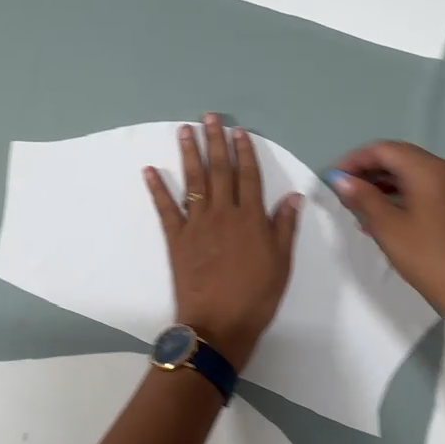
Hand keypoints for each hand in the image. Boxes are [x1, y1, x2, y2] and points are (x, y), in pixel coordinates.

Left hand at [144, 115, 301, 370]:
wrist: (219, 326)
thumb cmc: (256, 297)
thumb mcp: (281, 264)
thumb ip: (285, 227)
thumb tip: (294, 196)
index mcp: (251, 218)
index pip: (249, 176)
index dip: (245, 152)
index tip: (239, 131)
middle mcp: (223, 213)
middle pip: (220, 170)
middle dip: (216, 142)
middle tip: (210, 117)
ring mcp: (197, 224)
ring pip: (193, 181)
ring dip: (189, 153)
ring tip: (185, 130)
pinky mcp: (176, 238)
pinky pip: (166, 208)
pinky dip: (157, 188)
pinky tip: (150, 170)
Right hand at [327, 141, 444, 311]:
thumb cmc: (427, 256)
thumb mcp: (387, 226)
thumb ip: (363, 197)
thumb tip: (341, 179)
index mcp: (428, 169)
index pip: (384, 150)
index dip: (355, 160)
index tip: (333, 178)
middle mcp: (444, 169)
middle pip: (398, 157)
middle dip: (368, 170)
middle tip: (343, 191)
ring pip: (410, 173)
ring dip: (382, 183)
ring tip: (357, 205)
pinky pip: (421, 187)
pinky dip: (399, 194)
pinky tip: (380, 215)